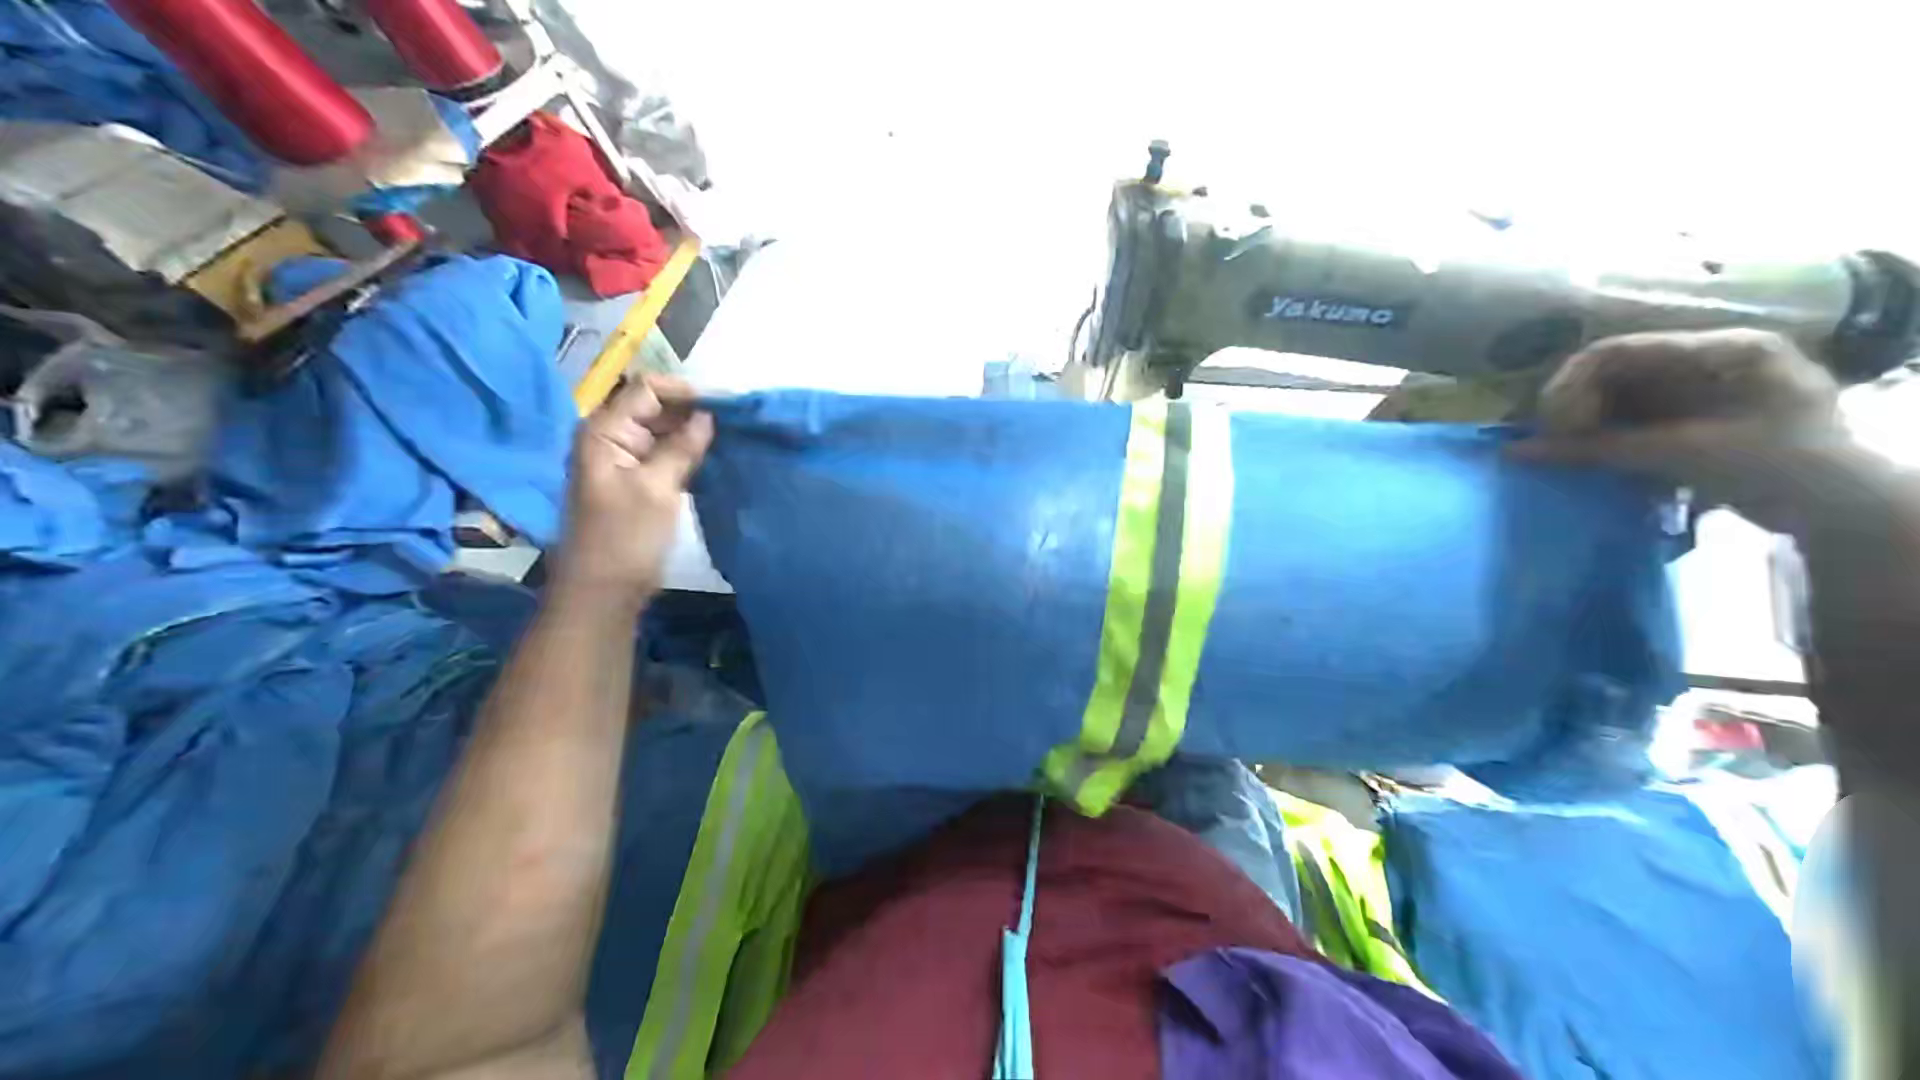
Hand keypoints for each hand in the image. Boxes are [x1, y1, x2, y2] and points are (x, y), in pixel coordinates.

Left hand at [551, 376, 712, 608]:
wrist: (603, 591)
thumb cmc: (625, 538)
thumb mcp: (657, 488)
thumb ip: (682, 447)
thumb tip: (707, 416)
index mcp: (604, 431)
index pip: (648, 390)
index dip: (687, 391)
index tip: (727, 403)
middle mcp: (610, 438)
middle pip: (655, 408)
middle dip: (693, 410)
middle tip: (737, 421)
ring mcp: (624, 461)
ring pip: (663, 431)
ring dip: (693, 432)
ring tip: (732, 436)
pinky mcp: (638, 482)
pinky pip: (665, 455)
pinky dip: (688, 453)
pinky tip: (715, 457)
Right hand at [1511, 328, 1879, 532]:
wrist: (1840, 511)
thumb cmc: (1775, 468)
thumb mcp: (1682, 454)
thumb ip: (1597, 449)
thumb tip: (1513, 451)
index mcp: (1724, 348)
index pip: (1618, 351)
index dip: (1571, 387)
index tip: (1555, 429)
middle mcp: (1708, 357)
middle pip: (1610, 371)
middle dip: (1572, 405)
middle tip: (1553, 442)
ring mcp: (1699, 385)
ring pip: (1612, 393)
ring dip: (1580, 420)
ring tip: (1563, 449)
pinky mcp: (1688, 414)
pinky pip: (1624, 413)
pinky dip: (1597, 432)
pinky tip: (1582, 451)